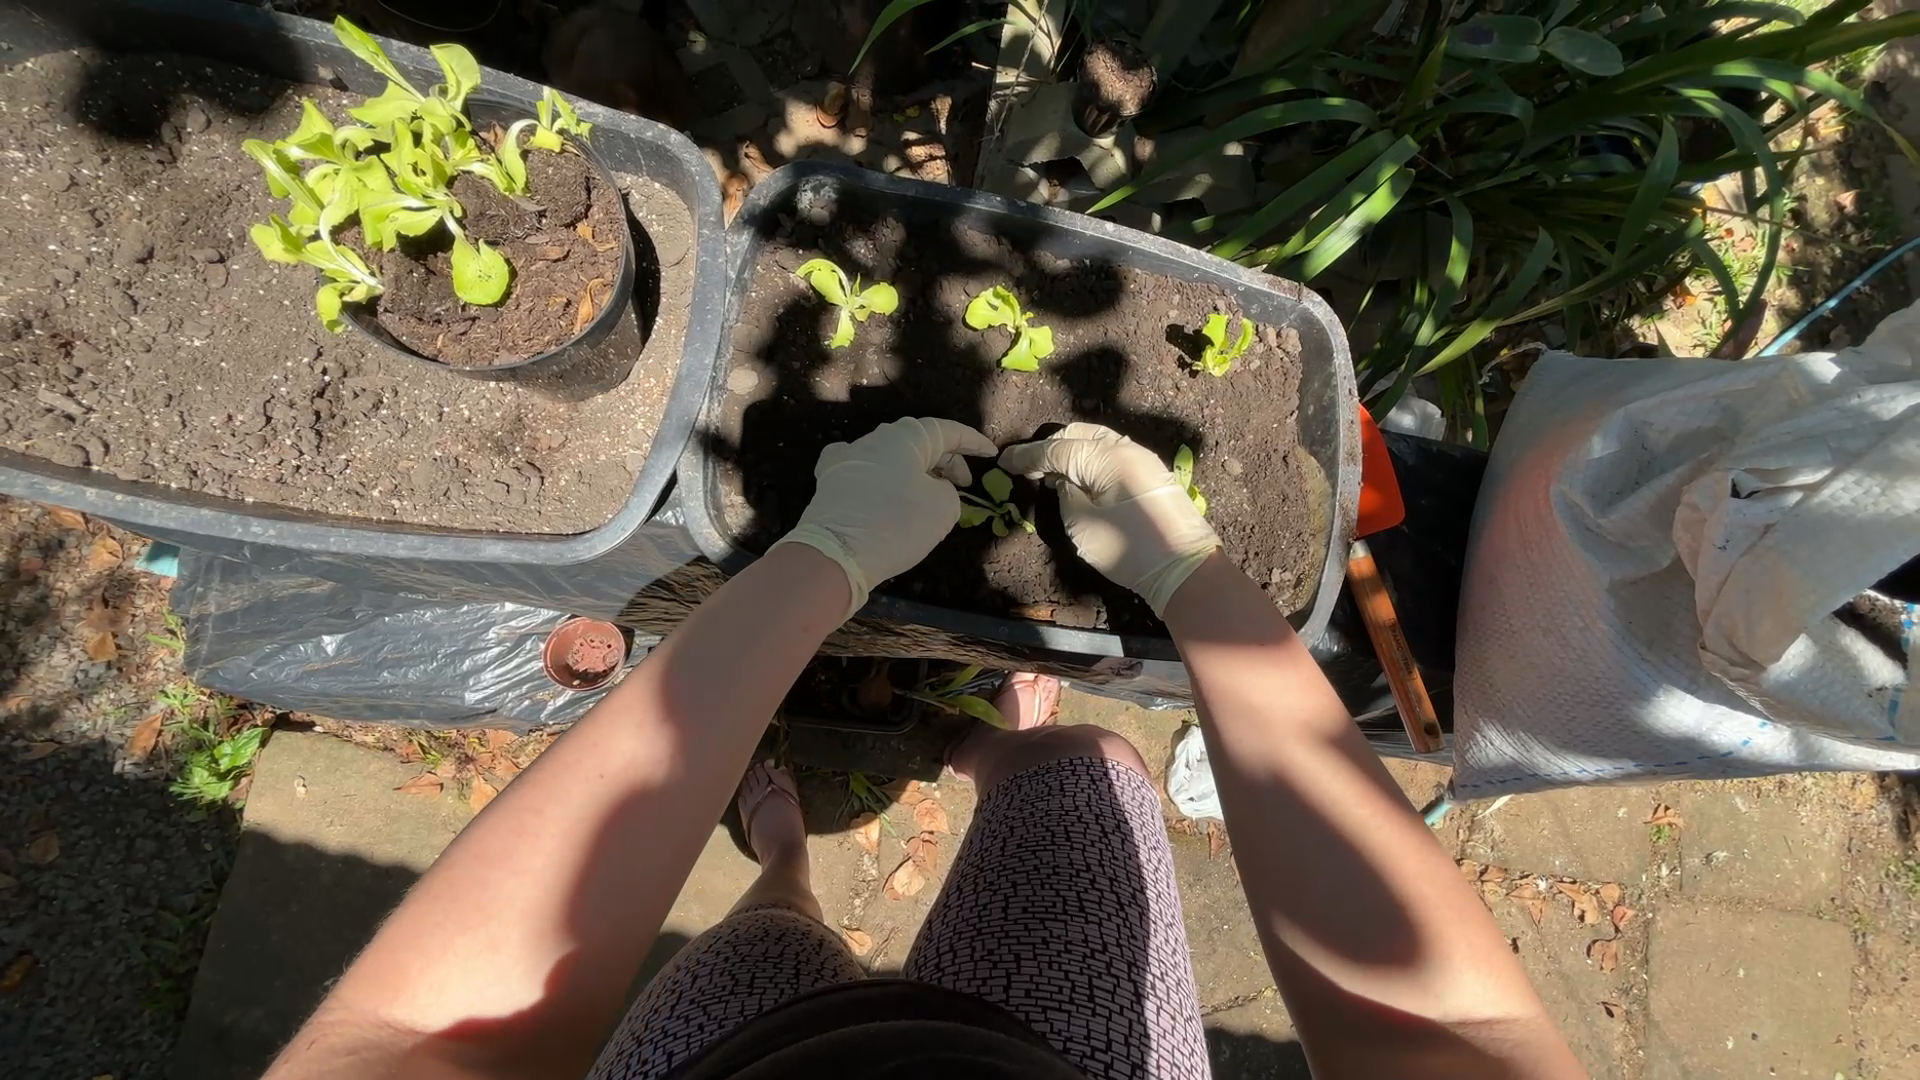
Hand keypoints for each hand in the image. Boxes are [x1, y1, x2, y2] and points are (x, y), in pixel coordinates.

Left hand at [773, 417, 996, 619]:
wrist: (836, 554)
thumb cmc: (897, 524)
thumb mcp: (943, 508)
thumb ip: (947, 491)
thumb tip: (932, 488)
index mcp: (904, 438)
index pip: (946, 431)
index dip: (972, 442)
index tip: (990, 454)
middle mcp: (873, 441)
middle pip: (917, 443)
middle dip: (945, 460)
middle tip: (963, 484)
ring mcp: (846, 461)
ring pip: (891, 457)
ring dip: (915, 471)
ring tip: (930, 493)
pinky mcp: (830, 484)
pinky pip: (865, 473)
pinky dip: (884, 480)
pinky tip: (885, 489)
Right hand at [999, 423, 1219, 615]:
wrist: (1182, 568)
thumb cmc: (1127, 548)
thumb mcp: (1081, 523)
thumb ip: (1065, 492)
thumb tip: (1062, 478)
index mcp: (1105, 456)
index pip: (1056, 449)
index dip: (1026, 455)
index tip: (1003, 462)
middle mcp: (1124, 447)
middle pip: (1076, 435)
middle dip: (1047, 447)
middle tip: (1024, 465)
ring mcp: (1140, 457)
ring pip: (1095, 439)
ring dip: (1069, 449)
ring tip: (1048, 469)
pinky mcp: (1149, 471)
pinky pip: (1110, 452)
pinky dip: (1088, 456)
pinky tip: (1077, 473)